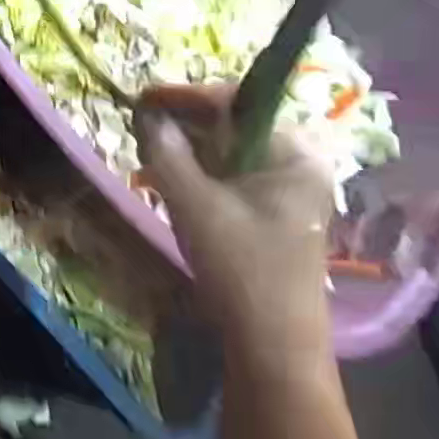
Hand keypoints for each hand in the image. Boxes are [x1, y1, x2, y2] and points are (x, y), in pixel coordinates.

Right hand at [134, 86, 336, 364]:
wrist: (272, 342)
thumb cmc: (240, 265)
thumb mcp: (193, 202)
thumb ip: (167, 152)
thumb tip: (147, 115)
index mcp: (293, 154)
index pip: (237, 102)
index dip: (186, 96)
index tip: (143, 97)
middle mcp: (296, 164)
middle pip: (233, 124)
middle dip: (183, 122)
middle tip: (141, 124)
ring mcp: (286, 189)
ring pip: (227, 150)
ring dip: (186, 147)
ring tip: (147, 150)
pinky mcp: (271, 211)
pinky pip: (229, 174)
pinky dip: (197, 170)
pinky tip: (166, 177)